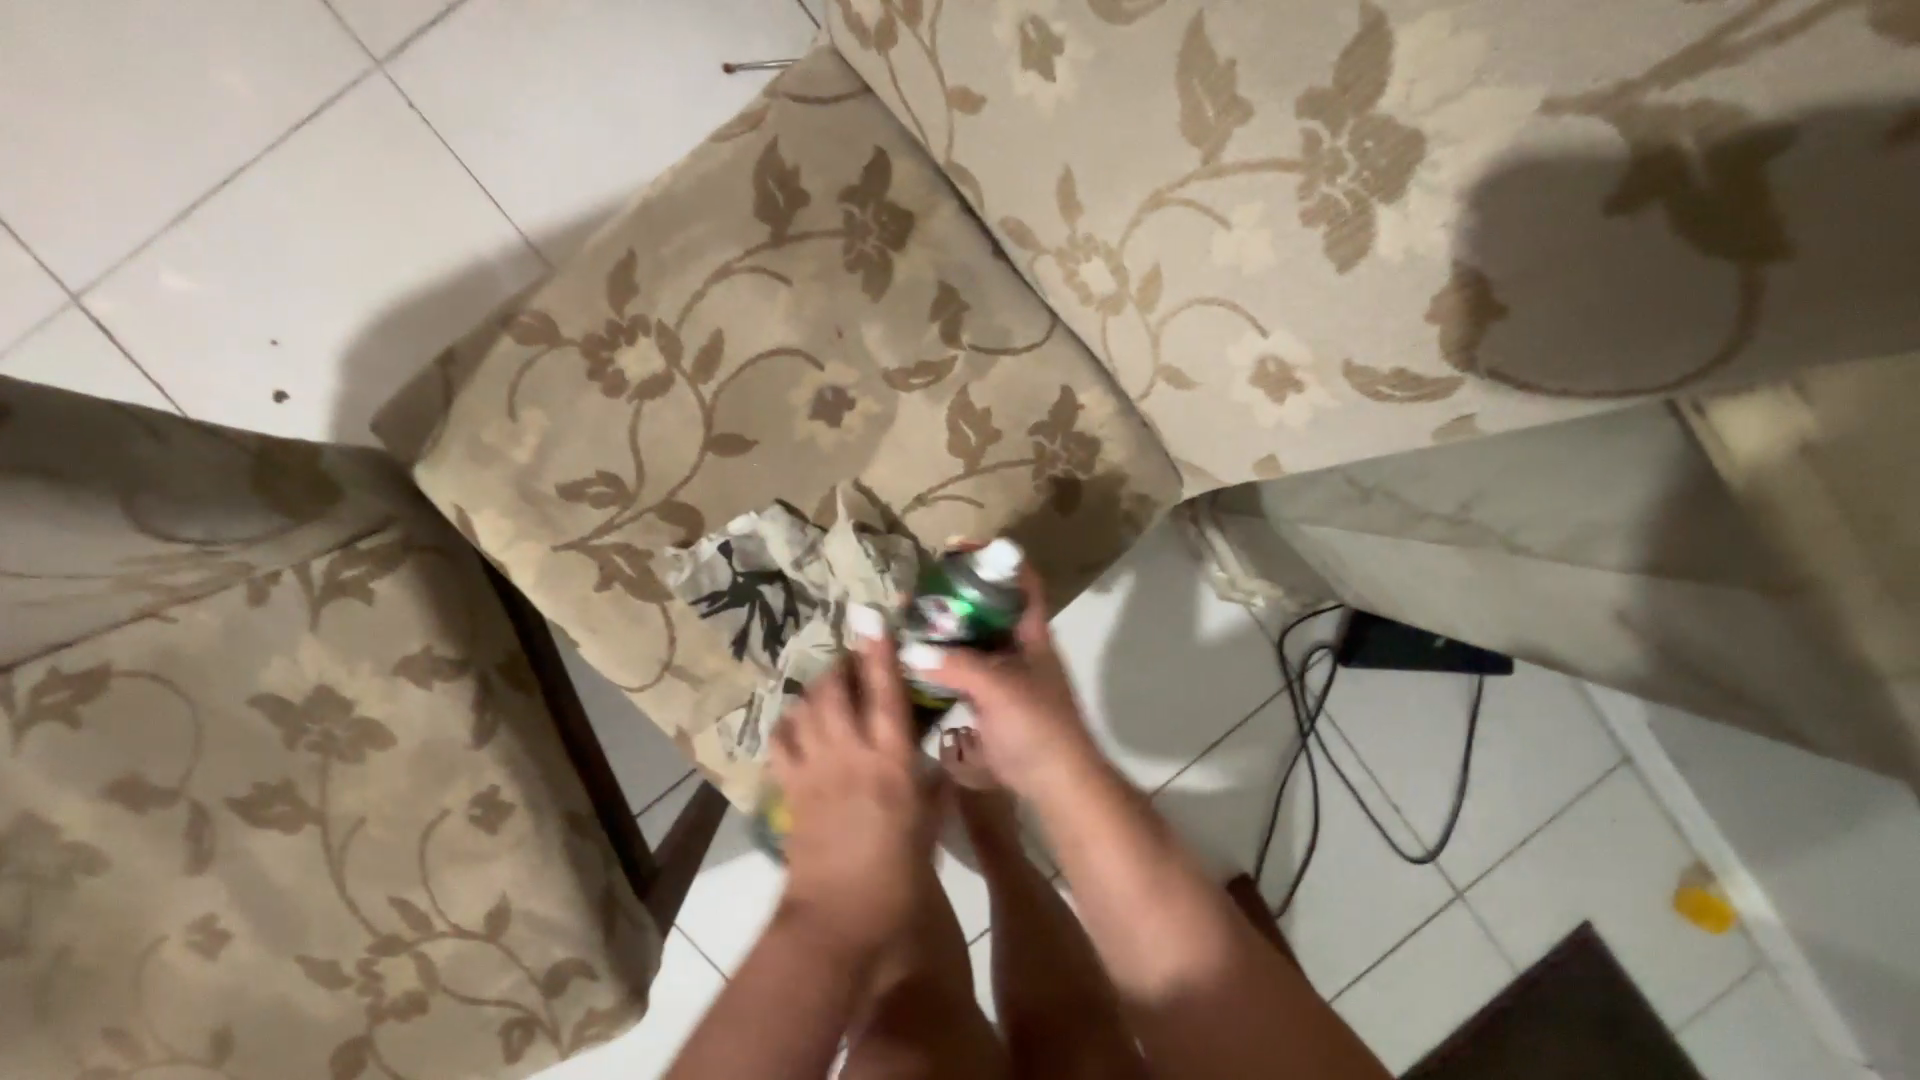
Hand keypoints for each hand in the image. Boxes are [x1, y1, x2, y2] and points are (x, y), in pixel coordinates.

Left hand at [770, 606, 939, 959]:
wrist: (838, 919)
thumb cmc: (897, 878)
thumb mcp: (927, 828)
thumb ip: (929, 788)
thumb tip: (931, 762)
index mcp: (891, 762)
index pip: (884, 694)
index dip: (878, 652)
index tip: (873, 618)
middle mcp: (849, 755)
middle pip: (834, 690)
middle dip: (840, 664)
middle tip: (852, 658)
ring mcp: (814, 771)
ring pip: (805, 709)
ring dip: (815, 689)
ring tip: (828, 686)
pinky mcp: (790, 791)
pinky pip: (781, 743)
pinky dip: (789, 725)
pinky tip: (799, 723)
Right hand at [901, 561, 1105, 798]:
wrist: (1057, 783)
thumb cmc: (1038, 727)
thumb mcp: (998, 688)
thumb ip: (956, 665)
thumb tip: (912, 651)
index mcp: (1032, 635)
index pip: (1020, 582)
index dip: (995, 559)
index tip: (957, 548)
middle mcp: (1020, 649)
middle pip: (987, 609)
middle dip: (953, 597)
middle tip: (916, 591)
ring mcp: (1006, 676)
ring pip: (972, 642)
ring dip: (942, 631)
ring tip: (906, 622)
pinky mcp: (991, 703)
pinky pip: (962, 672)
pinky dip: (940, 664)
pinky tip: (912, 663)